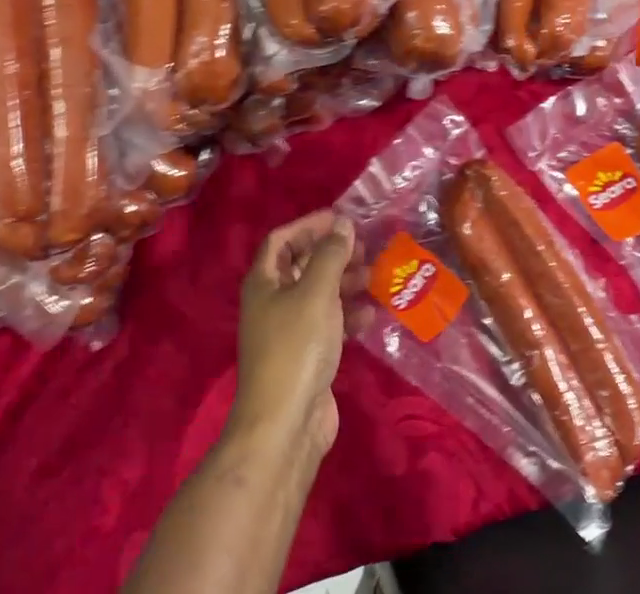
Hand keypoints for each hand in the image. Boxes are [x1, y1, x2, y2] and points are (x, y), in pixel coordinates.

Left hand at [233, 210, 363, 459]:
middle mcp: (272, 302)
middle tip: (365, 248)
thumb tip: (342, 225)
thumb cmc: (296, 347)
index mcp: (264, 282)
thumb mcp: (315, 293)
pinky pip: (329, 324)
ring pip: (319, 295)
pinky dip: (348, 315)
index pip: (281, 240)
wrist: (286, 421)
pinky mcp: (307, 356)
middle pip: (302, 266)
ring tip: (375, 276)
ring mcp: (289, 331)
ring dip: (345, 283)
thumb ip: (330, 256)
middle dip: (332, 254)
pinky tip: (371, 313)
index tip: (340, 219)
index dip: (308, 225)